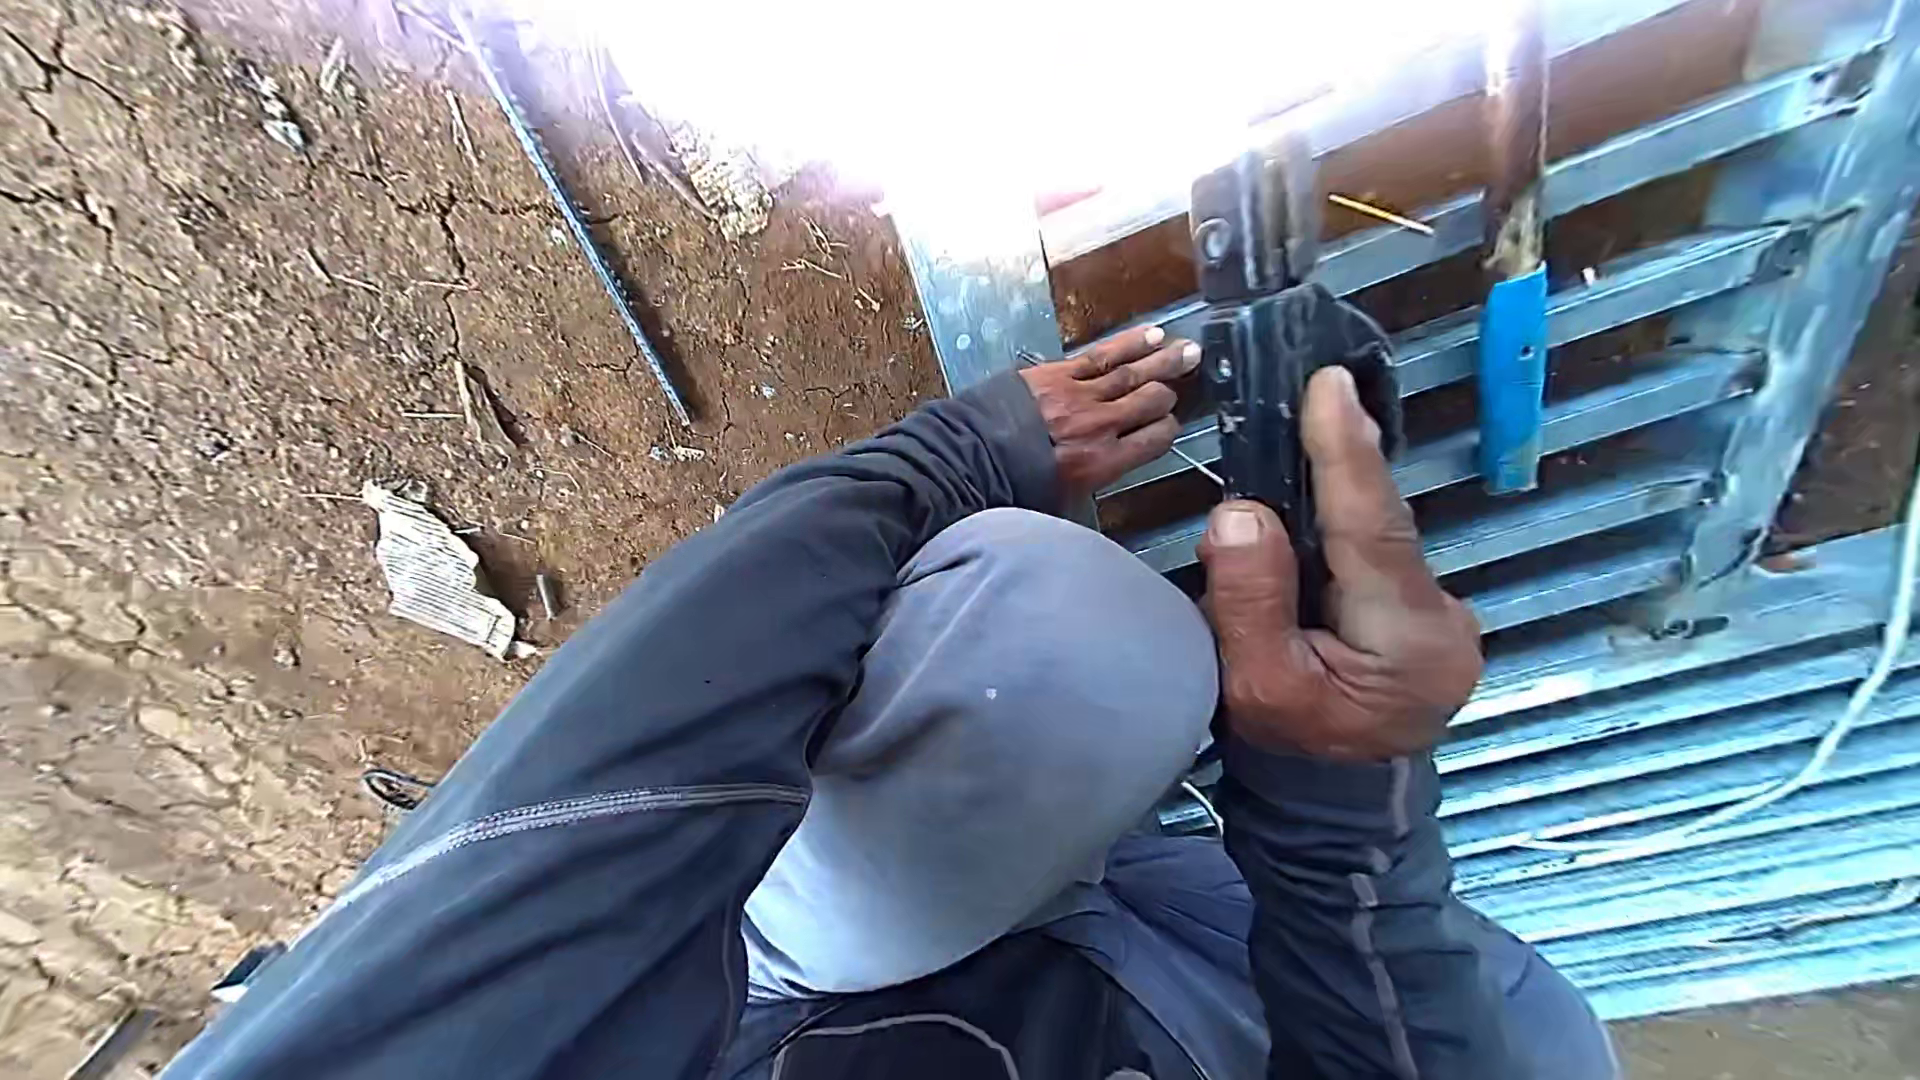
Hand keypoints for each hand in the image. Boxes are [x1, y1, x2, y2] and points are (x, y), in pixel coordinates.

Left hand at [1018, 327, 1200, 497]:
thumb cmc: (1010, 485)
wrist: (972, 457)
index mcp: (1102, 461)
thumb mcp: (1059, 500)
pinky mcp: (1058, 373)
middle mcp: (1100, 426)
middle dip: (1167, 392)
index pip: (1155, 440)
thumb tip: (1101, 473)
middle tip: (1186, 376)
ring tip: (1187, 349)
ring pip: (1132, 373)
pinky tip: (1150, 335)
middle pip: (1150, 401)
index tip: (1170, 423)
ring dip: (1163, 360)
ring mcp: (1080, 396)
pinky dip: (1128, 343)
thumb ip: (1089, 482)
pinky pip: (1103, 354)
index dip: (1167, 429)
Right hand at [1198, 366, 1481, 759]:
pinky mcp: (1416, 612)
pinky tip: (1292, 531)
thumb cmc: (1289, 744)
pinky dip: (1326, 533)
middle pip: (1373, 525)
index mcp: (1408, 638)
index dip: (1348, 455)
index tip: (1330, 387)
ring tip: (1277, 485)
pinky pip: (1365, 553)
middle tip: (1293, 417)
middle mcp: (1441, 615)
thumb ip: (1249, 598)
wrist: (1330, 793)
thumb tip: (1240, 512)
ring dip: (1320, 505)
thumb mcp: (1255, 683)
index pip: (1373, 529)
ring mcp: (1436, 613)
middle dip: (1328, 473)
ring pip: (1368, 536)